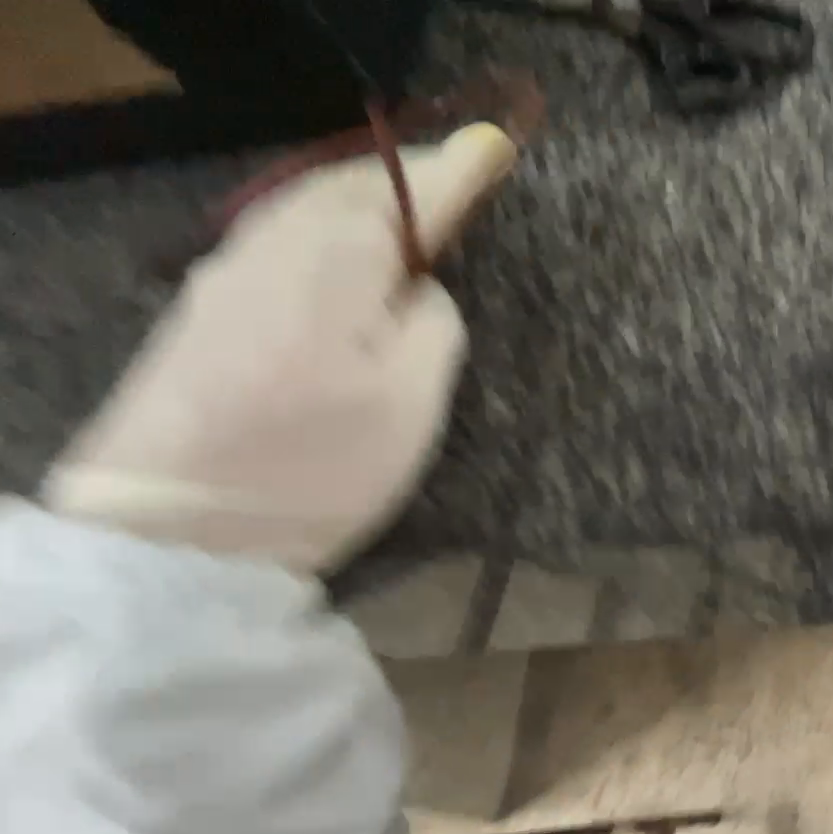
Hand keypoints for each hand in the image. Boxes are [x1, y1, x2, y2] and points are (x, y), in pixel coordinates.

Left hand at [41, 123, 518, 572]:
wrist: (180, 530)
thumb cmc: (316, 468)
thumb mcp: (408, 404)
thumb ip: (431, 329)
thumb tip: (424, 290)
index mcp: (326, 274)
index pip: (398, 202)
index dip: (452, 176)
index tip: (495, 147)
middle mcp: (267, 256)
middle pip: (341, 190)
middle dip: (406, 176)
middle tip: (462, 168)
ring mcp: (226, 281)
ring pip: (305, 209)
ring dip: (365, 195)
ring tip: (414, 199)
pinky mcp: (210, 313)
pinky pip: (283, 237)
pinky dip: (329, 223)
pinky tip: (350, 243)